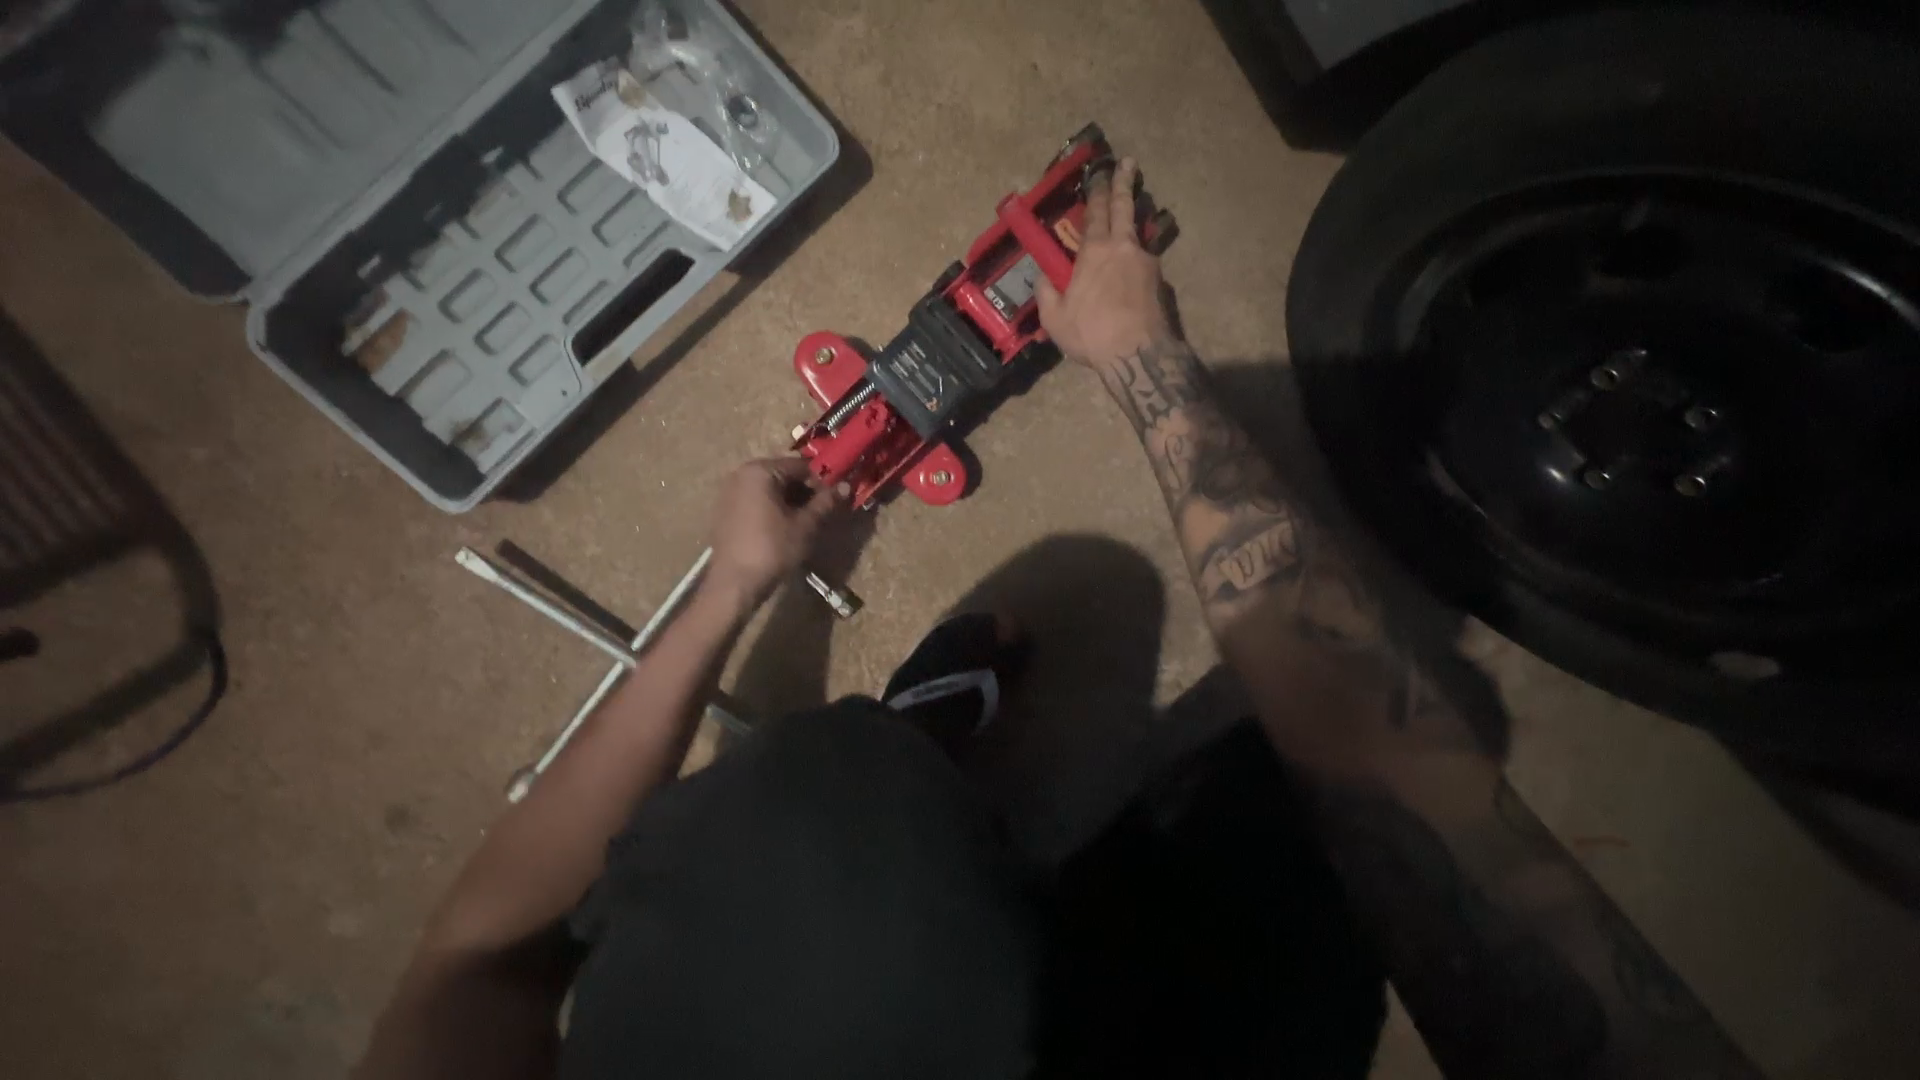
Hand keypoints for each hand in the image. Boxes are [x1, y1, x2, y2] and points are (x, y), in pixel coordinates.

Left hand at [706, 458, 842, 607]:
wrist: (734, 583)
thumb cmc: (772, 549)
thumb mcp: (805, 525)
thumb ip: (825, 502)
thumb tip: (846, 486)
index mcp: (760, 471)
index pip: (801, 466)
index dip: (822, 481)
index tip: (836, 498)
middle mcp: (741, 474)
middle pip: (783, 475)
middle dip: (805, 491)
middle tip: (823, 511)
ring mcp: (730, 493)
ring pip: (770, 489)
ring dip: (790, 501)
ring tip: (806, 522)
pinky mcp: (725, 511)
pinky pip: (756, 501)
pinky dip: (773, 509)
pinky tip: (784, 529)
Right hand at [1036, 158, 1176, 370]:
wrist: (1138, 356)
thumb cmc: (1091, 334)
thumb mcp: (1054, 317)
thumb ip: (1047, 292)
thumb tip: (1044, 277)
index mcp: (1094, 251)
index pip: (1095, 211)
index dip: (1096, 189)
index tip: (1100, 171)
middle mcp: (1124, 248)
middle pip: (1124, 207)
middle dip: (1124, 183)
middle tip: (1128, 163)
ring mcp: (1148, 263)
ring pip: (1139, 235)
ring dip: (1136, 220)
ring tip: (1135, 212)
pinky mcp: (1162, 283)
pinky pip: (1146, 265)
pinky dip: (1139, 263)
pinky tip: (1135, 275)